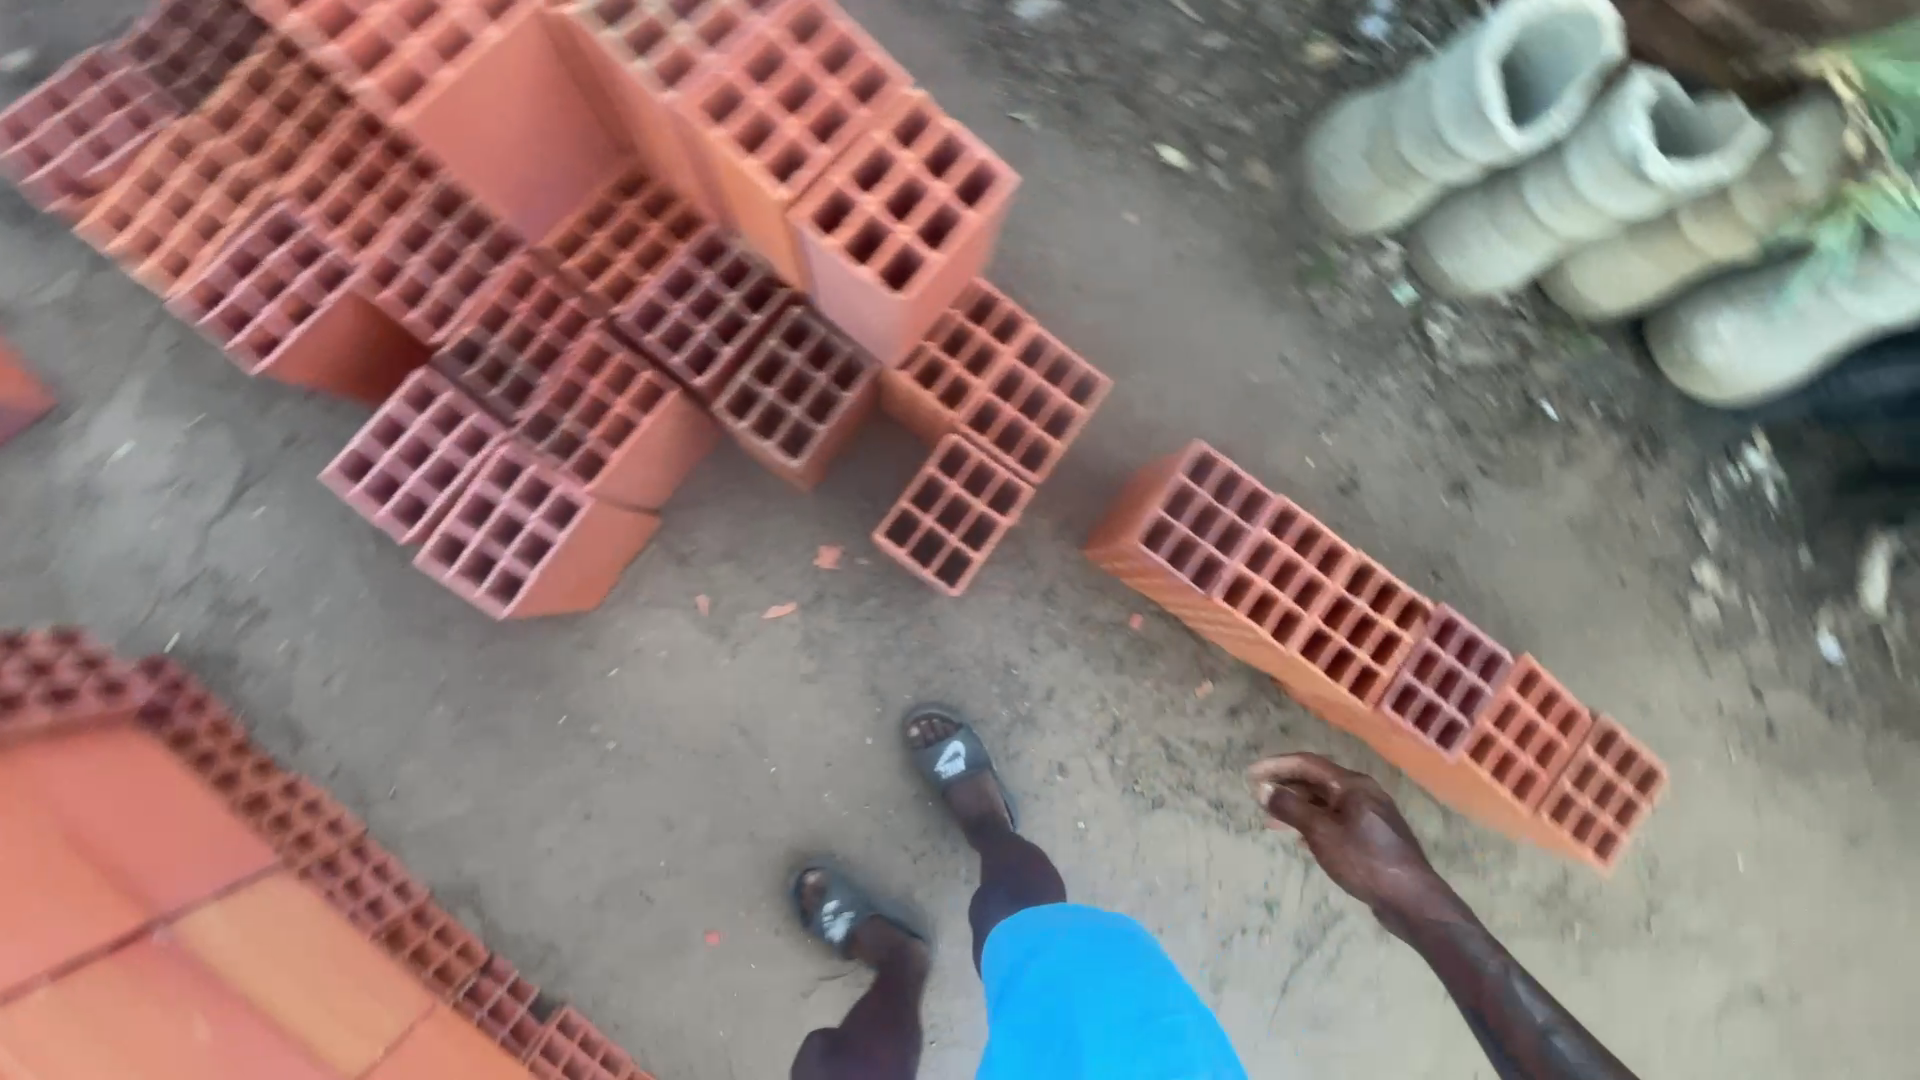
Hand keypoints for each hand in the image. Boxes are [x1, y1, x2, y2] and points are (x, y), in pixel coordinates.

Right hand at [1247, 753, 1467, 935]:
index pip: (1306, 763)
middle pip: (1315, 782)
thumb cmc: (1364, 860)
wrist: (1413, 902)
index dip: (1275, 766)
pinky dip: (1313, 824)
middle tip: (1258, 798)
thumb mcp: (1321, 832)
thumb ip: (1290, 808)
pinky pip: (1335, 820)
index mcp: (1352, 785)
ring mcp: (1370, 815)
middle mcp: (1363, 793)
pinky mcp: (1373, 837)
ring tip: (1272, 823)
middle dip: (1284, 789)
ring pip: (1324, 803)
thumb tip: (1263, 789)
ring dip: (1296, 809)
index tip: (1250, 775)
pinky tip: (1300, 840)